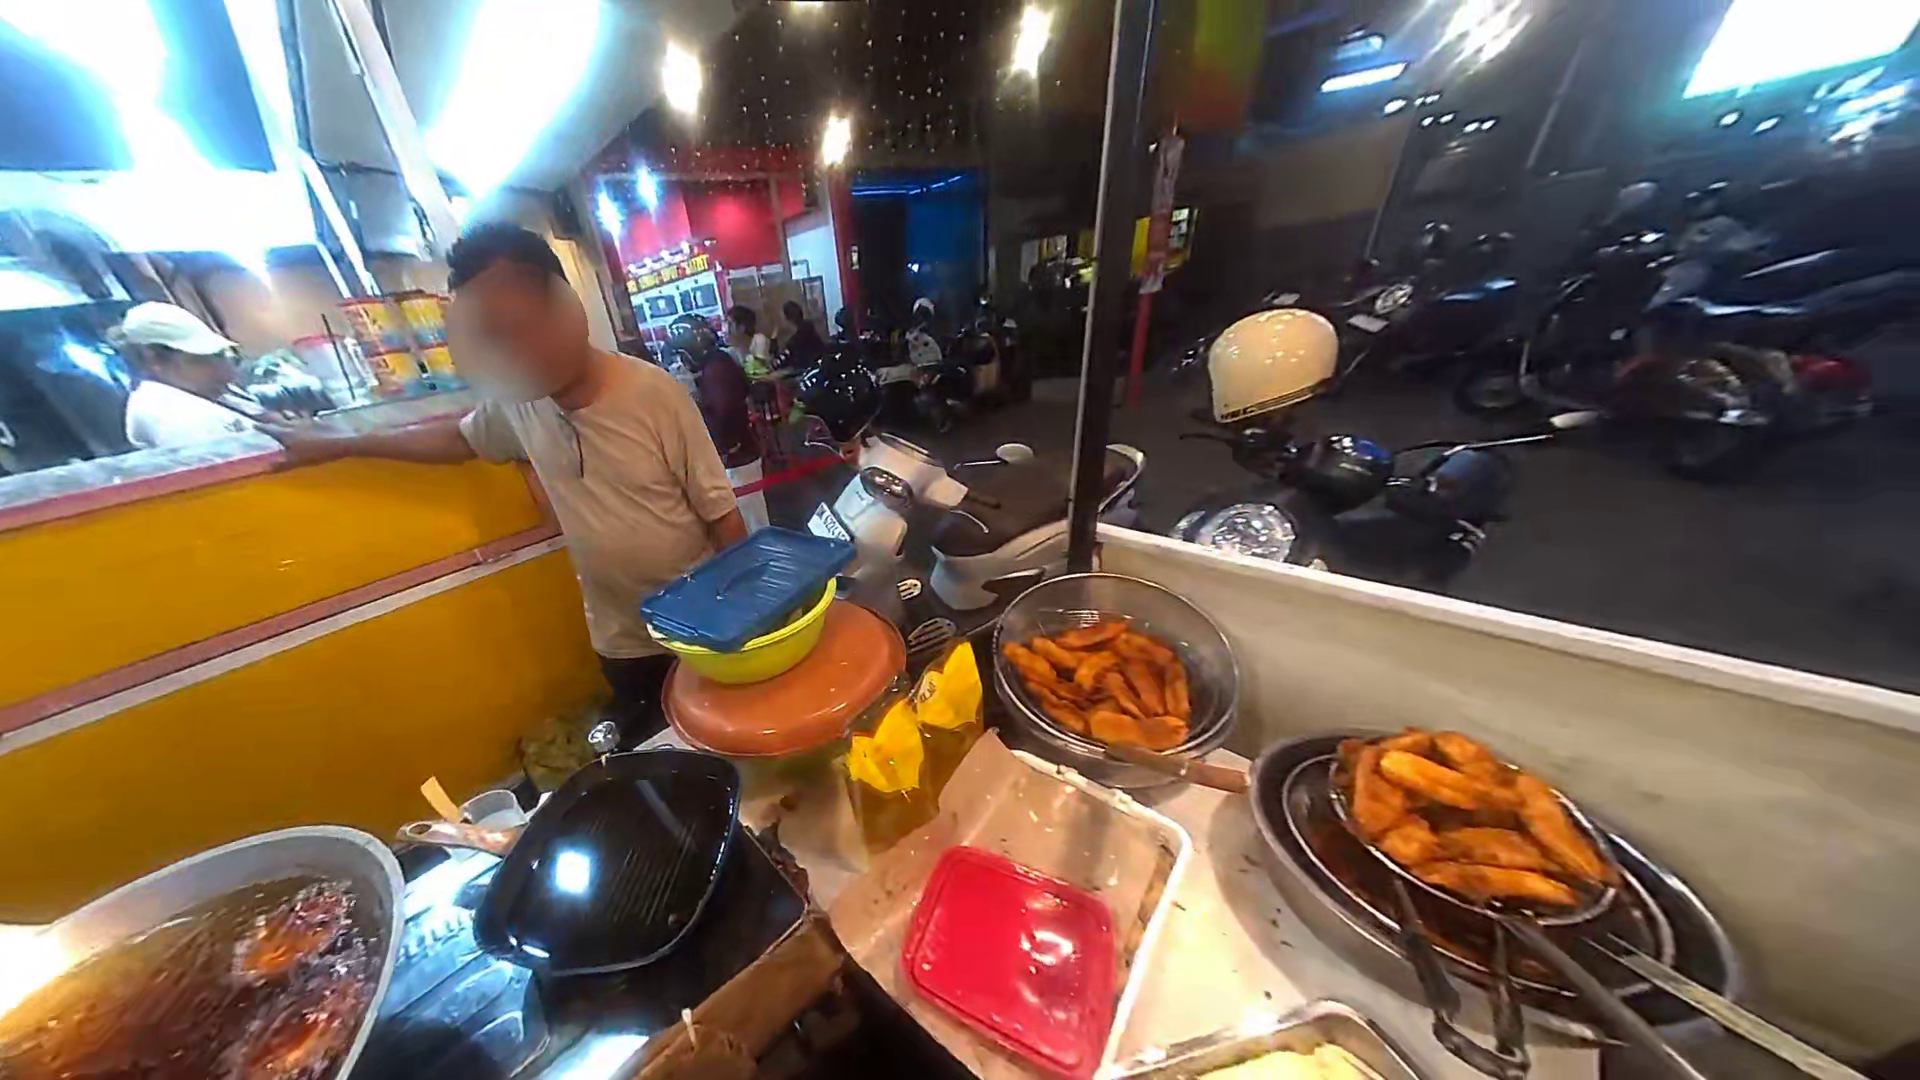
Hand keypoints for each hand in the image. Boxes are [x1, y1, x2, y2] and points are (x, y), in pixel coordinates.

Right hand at [258, 420, 347, 466]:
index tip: (253, 424)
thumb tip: (265, 468)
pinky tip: (305, 413)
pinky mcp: (320, 421)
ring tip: (281, 411)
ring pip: (292, 414)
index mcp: (283, 434)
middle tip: (262, 413)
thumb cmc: (318, 453)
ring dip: (285, 412)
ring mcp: (307, 421)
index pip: (266, 428)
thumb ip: (281, 464)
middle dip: (268, 416)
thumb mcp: (298, 461)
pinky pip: (308, 415)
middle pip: (277, 418)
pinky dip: (303, 414)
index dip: (259, 426)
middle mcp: (292, 425)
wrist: (343, 442)